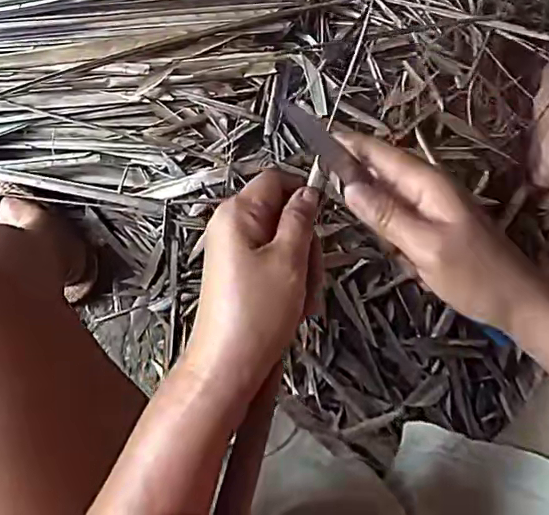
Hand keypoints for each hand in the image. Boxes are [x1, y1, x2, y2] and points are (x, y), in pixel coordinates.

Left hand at [183, 171, 321, 384]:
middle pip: (283, 212)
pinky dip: (291, 282)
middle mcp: (231, 226)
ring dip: (302, 268)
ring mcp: (234, 251)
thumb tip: (309, 193)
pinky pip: (275, 264)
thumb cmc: (252, 318)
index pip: (275, 179)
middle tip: (309, 272)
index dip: (303, 193)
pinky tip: (292, 307)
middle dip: (305, 242)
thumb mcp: (289, 261)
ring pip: (284, 242)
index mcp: (237, 213)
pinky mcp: (240, 274)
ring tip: (300, 297)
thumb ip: (301, 220)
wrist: (227, 369)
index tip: (322, 218)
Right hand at [335, 131, 547, 330]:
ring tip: (389, 245)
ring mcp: (432, 204)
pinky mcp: (434, 224)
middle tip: (340, 205)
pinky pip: (399, 218)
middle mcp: (427, 185)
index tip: (315, 138)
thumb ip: (385, 214)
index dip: (347, 143)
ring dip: (377, 217)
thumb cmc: (476, 275)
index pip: (378, 151)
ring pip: (386, 197)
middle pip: (379, 170)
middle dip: (356, 182)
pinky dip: (392, 234)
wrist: (523, 305)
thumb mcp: (424, 246)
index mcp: (426, 181)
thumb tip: (347, 185)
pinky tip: (404, 259)